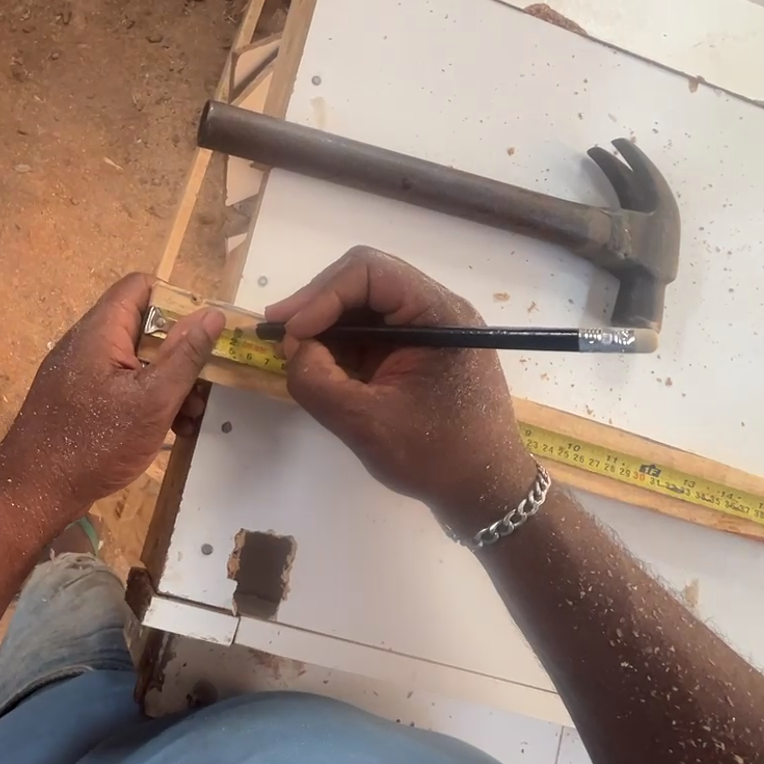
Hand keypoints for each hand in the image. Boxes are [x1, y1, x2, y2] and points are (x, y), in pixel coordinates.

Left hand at [0, 273, 223, 520]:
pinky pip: (122, 385)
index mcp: (101, 330)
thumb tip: (212, 314)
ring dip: (169, 383)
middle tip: (205, 387)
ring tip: (191, 417)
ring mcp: (82, 372)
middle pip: (144, 326)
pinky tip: (169, 430)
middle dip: (180, 354)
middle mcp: (88, 342)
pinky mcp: (80, 399)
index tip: (203, 334)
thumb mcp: (153, 399)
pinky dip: (147, 400)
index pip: (140, 286)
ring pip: (137, 360)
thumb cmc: (95, 443)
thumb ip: (185, 355)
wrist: (33, 492)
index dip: (176, 301)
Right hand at [266, 247, 534, 532]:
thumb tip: (294, 347)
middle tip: (279, 329)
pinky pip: (366, 329)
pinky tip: (316, 360)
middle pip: (363, 279)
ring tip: (292, 348)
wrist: (484, 491)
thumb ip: (318, 382)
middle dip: (317, 302)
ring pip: (361, 302)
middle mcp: (434, 310)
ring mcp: (424, 329)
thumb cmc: (437, 457)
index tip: (293, 331)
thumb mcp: (367, 424)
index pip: (370, 272)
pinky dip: (336, 340)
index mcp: (439, 315)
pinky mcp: (411, 349)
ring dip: (324, 321)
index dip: (323, 294)